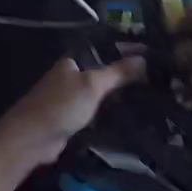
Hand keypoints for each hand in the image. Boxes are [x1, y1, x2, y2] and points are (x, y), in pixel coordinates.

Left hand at [0, 54, 145, 167]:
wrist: (32, 139)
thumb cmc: (60, 105)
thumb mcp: (92, 85)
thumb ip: (117, 72)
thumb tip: (145, 59)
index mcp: (72, 61)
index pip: (102, 50)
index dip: (125, 52)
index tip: (153, 57)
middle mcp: (71, 77)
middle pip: (104, 74)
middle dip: (127, 77)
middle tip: (159, 81)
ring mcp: (72, 99)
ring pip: (102, 95)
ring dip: (121, 98)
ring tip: (154, 98)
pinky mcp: (74, 120)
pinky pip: (98, 114)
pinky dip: (112, 115)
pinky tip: (136, 117)